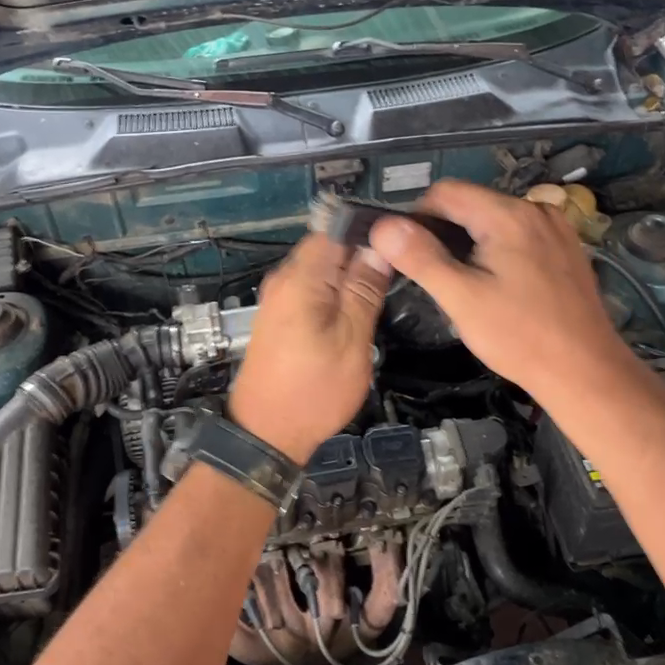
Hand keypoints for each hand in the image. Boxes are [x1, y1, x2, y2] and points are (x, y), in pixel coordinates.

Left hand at [228, 232, 389, 462]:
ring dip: (349, 276)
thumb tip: (378, 248)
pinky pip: (311, 291)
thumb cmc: (313, 391)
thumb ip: (364, 291)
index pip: (335, 229)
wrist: (265, 435)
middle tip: (399, 268)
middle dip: (361, 253)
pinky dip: (334, 294)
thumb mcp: (352, 341)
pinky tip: (356, 311)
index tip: (399, 241)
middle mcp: (283, 281)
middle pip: (327, 248)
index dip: (367, 231)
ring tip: (383, 289)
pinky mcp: (278, 319)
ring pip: (321, 271)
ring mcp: (278, 300)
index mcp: (301, 279)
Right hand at [368, 179, 631, 403]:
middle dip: (446, 234)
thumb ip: (420, 257)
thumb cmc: (520, 336)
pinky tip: (500, 289)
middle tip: (439, 280)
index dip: (418, 218)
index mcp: (509, 214)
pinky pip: (519, 236)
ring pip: (495, 222)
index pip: (446, 192)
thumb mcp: (461, 298)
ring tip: (468, 288)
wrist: (585, 371)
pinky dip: (499, 252)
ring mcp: (556, 228)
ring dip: (472, 245)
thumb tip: (382, 226)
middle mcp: (536, 209)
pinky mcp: (566, 249)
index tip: (410, 256)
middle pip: (472, 205)